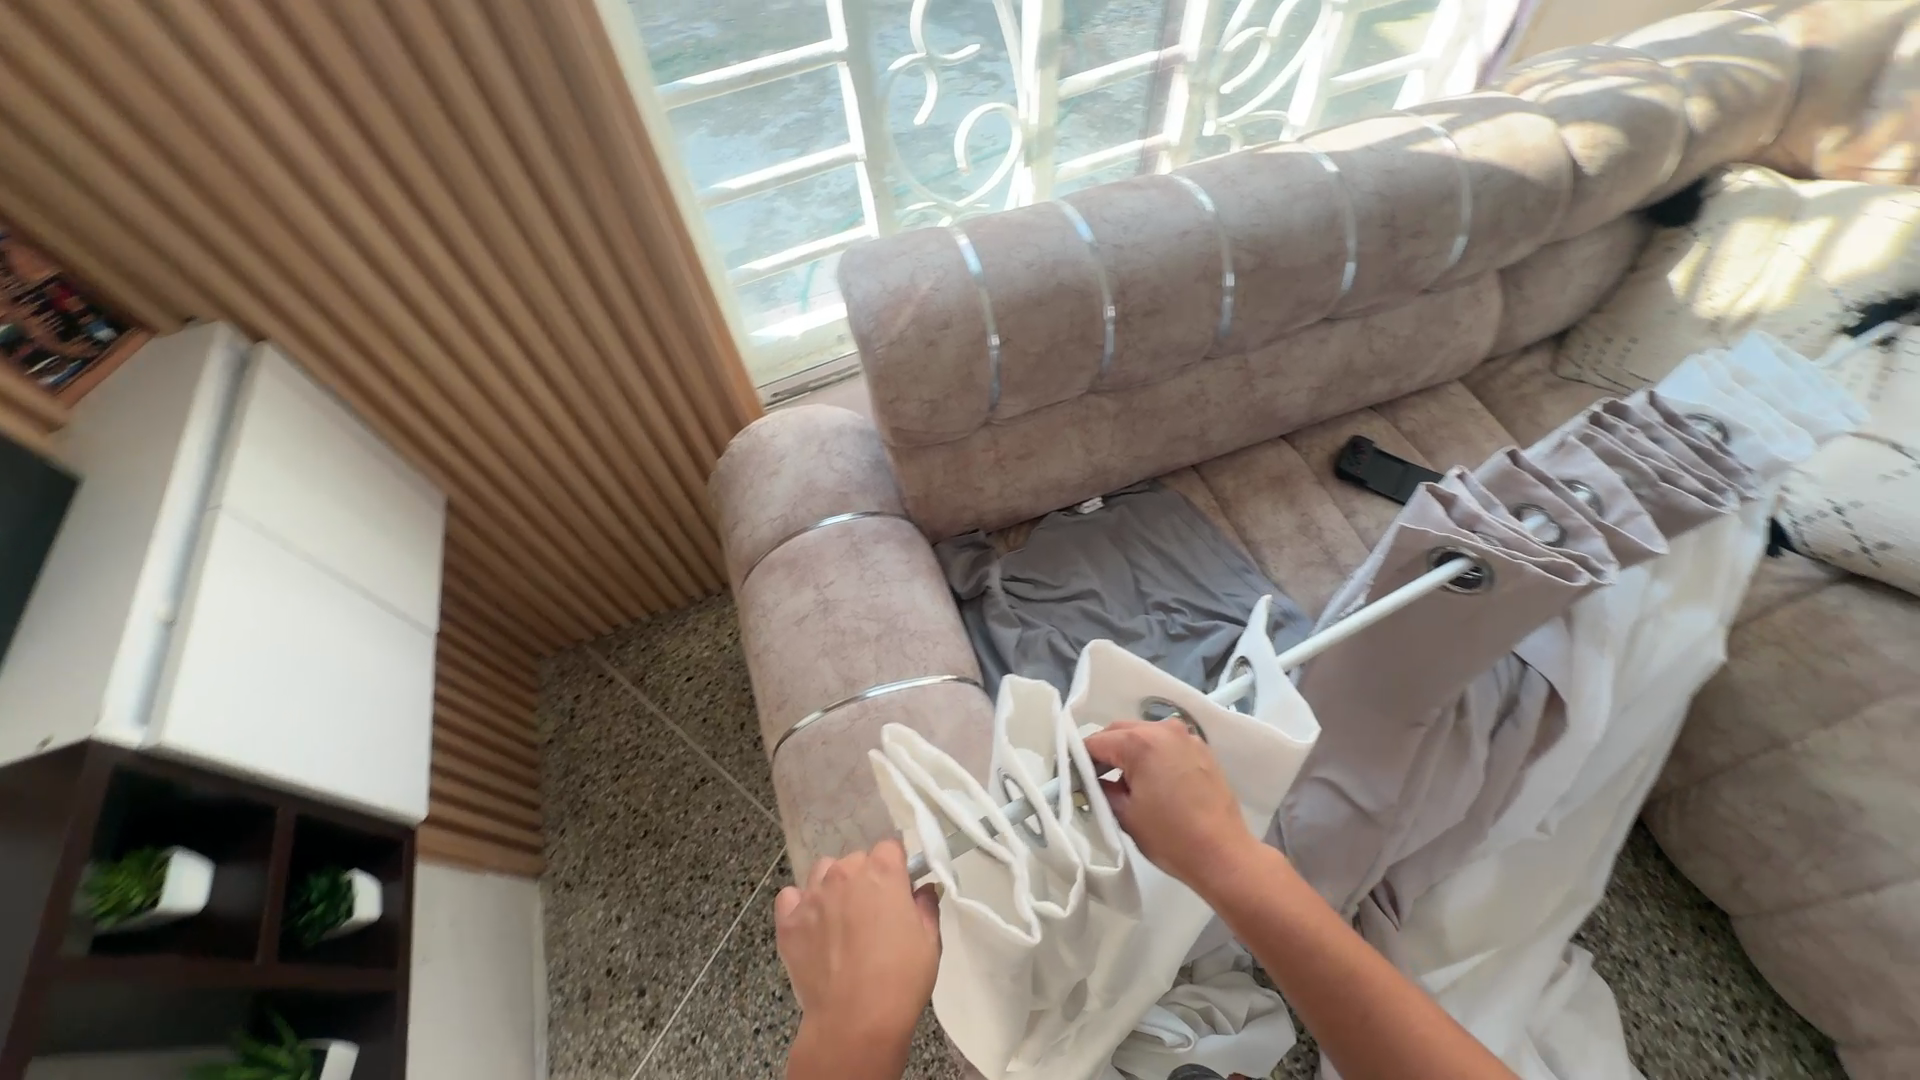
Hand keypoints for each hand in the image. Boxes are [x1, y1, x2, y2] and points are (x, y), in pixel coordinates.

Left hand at [777, 839, 939, 1078]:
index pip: (889, 847)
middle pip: (855, 859)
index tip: (899, 889)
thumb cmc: (901, 979)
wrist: (856, 1021)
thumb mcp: (930, 941)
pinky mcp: (788, 921)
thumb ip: (926, 906)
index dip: (896, 867)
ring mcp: (813, 895)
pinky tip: (811, 926)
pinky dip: (799, 905)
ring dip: (832, 886)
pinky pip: (790, 896)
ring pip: (823, 872)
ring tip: (840, 919)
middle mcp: (845, 873)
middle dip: (865, 878)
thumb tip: (922, 890)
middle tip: (873, 913)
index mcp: (883, 871)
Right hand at [1083, 719, 1259, 896]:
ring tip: (1123, 782)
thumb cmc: (1171, 837)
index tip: (1072, 777)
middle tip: (1094, 780)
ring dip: (1129, 752)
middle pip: (1120, 731)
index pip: (1096, 742)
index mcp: (1140, 742)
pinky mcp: (1202, 750)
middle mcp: (1163, 730)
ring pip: (1144, 735)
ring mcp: (1186, 738)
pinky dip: (1153, 755)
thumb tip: (1091, 783)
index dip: (1079, 760)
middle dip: (1104, 752)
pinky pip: (1166, 744)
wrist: (1224, 855)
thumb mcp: (1125, 815)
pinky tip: (1151, 781)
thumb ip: (1101, 790)